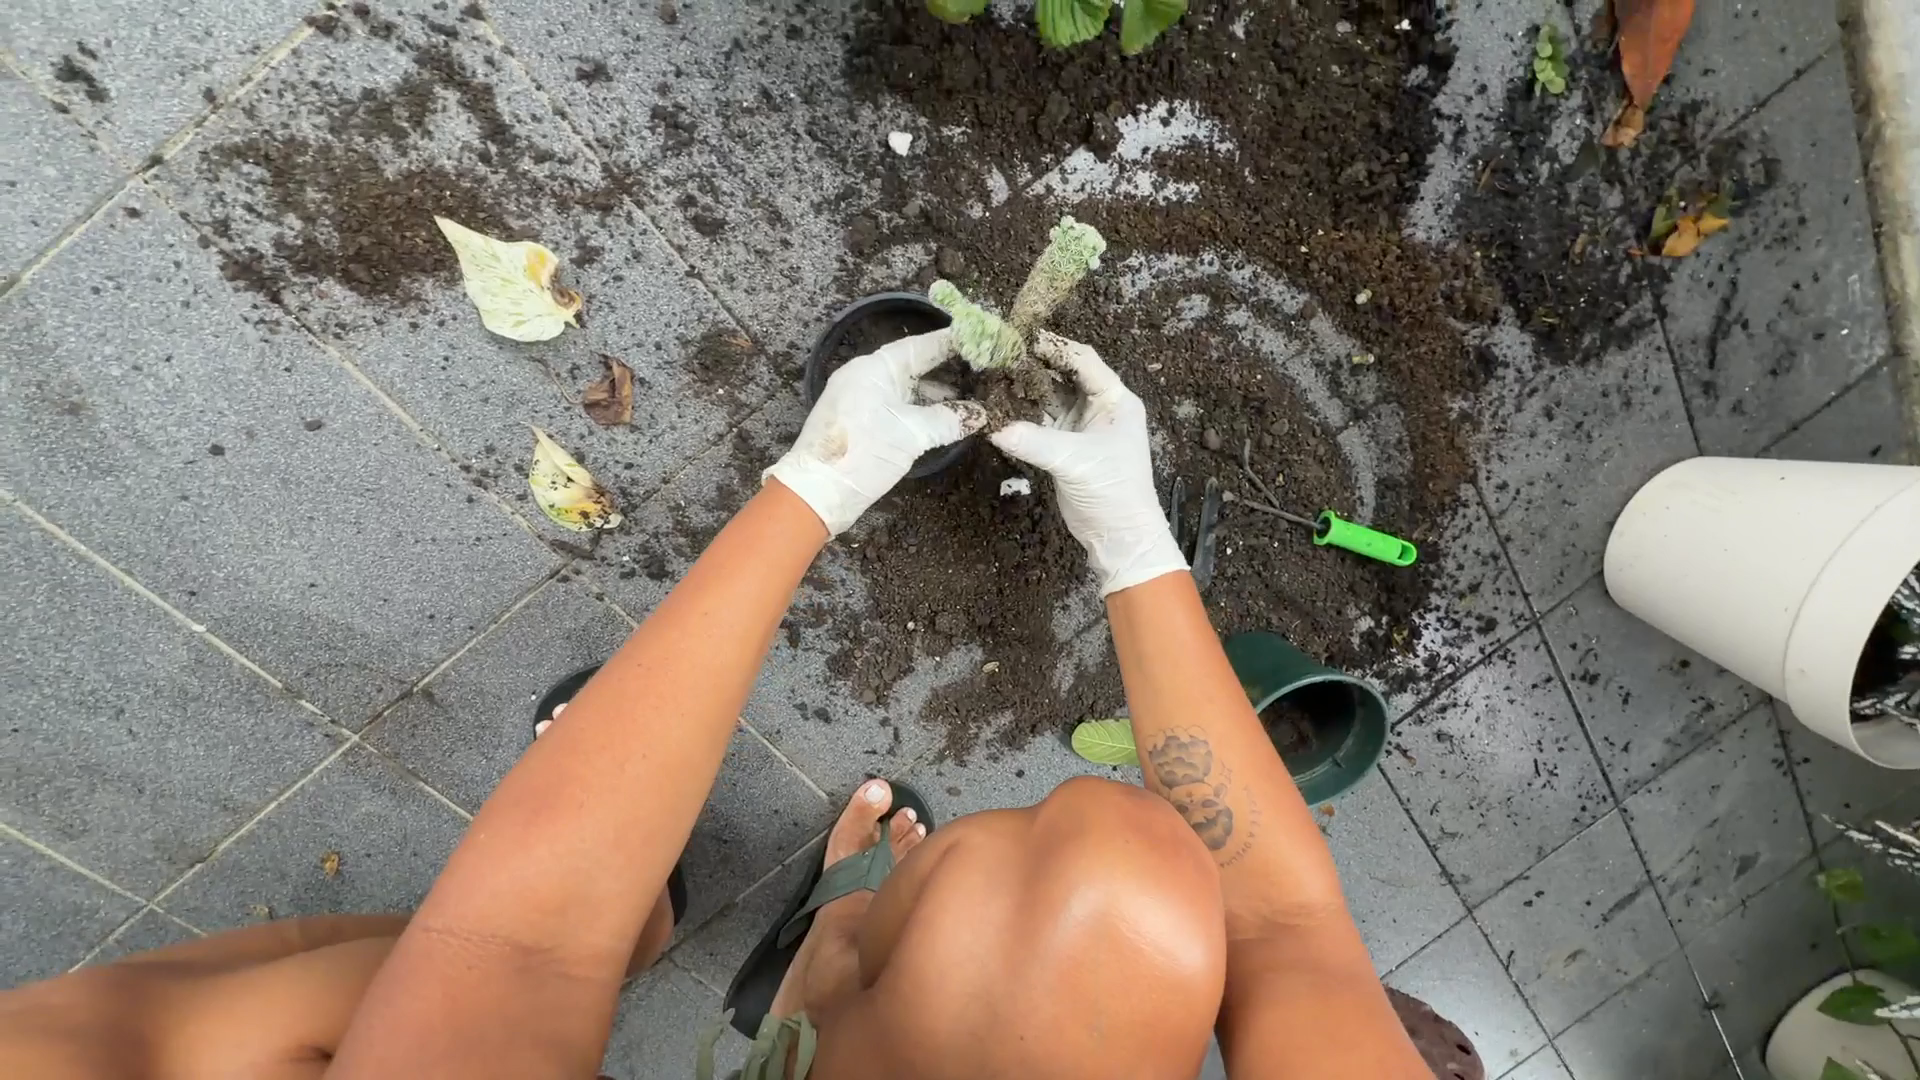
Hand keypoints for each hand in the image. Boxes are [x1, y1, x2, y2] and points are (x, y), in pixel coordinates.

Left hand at [766, 328, 985, 536]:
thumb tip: (980, 414)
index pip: (919, 346)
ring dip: (937, 396)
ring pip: (907, 390)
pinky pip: (899, 408)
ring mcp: (862, 401)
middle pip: (914, 367)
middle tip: (983, 371)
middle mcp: (866, 378)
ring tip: (971, 399)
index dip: (950, 343)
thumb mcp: (911, 434)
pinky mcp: (862, 424)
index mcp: (874, 369)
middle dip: (948, 371)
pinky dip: (922, 412)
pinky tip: (944, 420)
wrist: (817, 493)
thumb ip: (948, 420)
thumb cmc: (862, 454)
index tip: (978, 339)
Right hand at [990, 331, 1185, 594]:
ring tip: (991, 379)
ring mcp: (1081, 429)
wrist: (1119, 537)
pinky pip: (1040, 425)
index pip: (1084, 360)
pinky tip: (998, 411)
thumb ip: (1035, 442)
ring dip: (1023, 393)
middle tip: (998, 356)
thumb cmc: (1113, 492)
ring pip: (1048, 401)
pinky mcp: (1064, 449)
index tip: (1022, 336)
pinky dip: (1021, 419)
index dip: (1054, 347)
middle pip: (1062, 377)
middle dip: (1032, 368)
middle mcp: (1099, 409)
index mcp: (1115, 401)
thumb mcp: (1076, 462)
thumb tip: (994, 428)